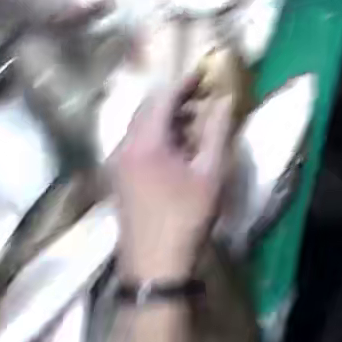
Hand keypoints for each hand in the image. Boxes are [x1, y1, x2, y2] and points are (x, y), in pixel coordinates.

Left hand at [107, 77, 235, 279]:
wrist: (155, 267)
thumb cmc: (186, 216)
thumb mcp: (211, 171)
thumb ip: (217, 130)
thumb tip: (224, 99)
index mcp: (144, 142)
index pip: (162, 98)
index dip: (185, 83)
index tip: (206, 74)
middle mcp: (123, 147)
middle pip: (147, 109)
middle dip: (175, 98)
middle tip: (204, 95)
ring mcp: (117, 165)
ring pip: (141, 126)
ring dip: (167, 117)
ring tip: (198, 120)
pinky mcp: (120, 179)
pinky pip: (138, 143)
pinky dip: (159, 134)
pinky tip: (181, 147)